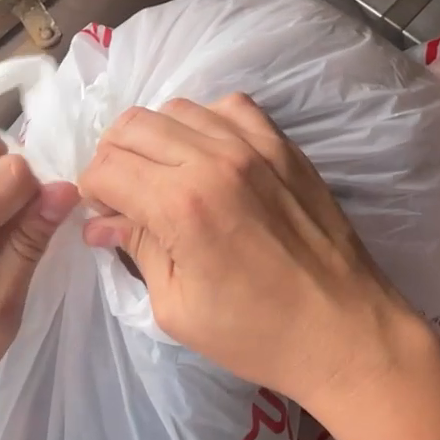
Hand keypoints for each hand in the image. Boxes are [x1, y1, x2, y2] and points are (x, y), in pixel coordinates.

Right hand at [77, 94, 421, 409]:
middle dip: (115, 157)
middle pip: (133, 125)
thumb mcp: (177, 308)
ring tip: (165, 173)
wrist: (345, 329)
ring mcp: (254, 144)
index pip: (106, 166)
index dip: (93, 190)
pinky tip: (210, 155)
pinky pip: (230, 106)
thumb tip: (100, 222)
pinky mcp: (283, 143)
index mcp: (181, 205)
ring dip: (157, 137)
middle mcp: (214, 159)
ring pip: (177, 108)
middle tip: (126, 192)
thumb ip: (137, 248)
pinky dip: (207, 122)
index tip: (105, 213)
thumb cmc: (257, 334)